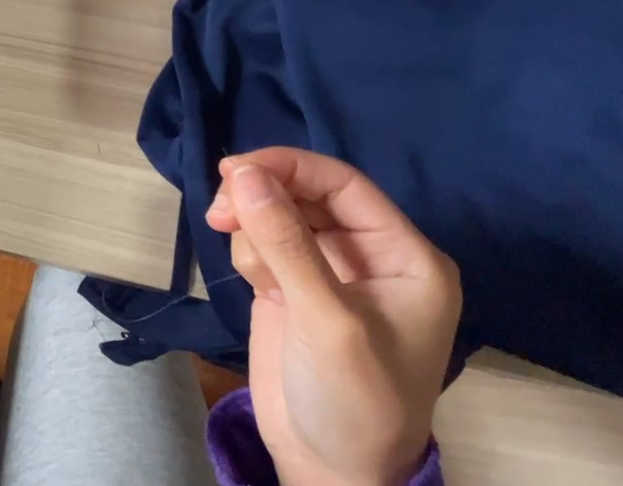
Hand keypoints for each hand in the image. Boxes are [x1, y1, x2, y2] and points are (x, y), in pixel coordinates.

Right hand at [207, 148, 460, 485]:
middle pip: (303, 191)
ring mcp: (328, 269)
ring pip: (274, 212)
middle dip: (260, 199)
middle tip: (218, 215)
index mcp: (404, 257)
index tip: (232, 170)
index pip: (342, 183)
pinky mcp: (292, 283)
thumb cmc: (353, 397)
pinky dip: (248, 252)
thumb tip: (242, 172)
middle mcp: (369, 254)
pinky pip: (260, 239)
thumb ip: (286, 243)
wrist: (329, 467)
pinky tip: (259, 288)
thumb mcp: (325, 320)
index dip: (287, 166)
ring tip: (255, 276)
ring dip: (252, 230)